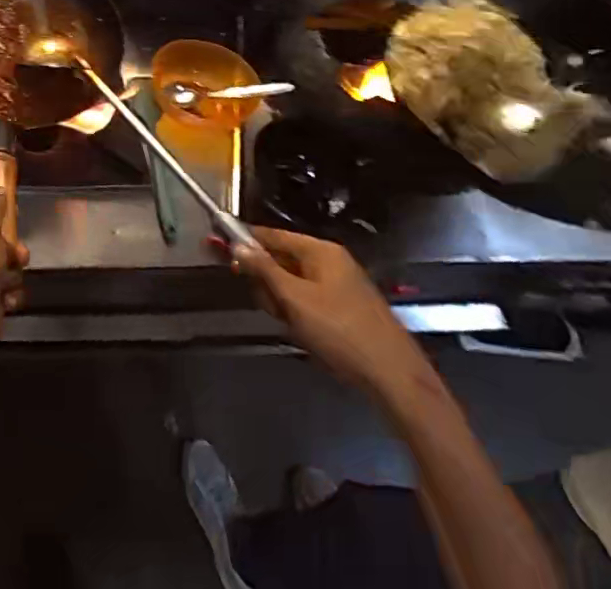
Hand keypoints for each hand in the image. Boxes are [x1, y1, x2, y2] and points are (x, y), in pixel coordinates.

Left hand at [0, 198, 28, 352]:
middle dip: (15, 253)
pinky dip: (11, 296)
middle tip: (18, 258)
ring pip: (11, 268)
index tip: (14, 223)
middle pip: (3, 244)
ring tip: (6, 284)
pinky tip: (5, 301)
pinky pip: (10, 290)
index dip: (3, 221)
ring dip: (14, 277)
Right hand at [233, 226, 433, 402]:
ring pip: (290, 285)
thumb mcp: (294, 298)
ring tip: (292, 325)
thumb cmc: (340, 331)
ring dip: (282, 304)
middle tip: (271, 306)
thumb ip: (263, 269)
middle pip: (280, 261)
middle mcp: (330, 262)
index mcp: (321, 251)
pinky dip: (298, 315)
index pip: (272, 235)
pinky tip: (304, 334)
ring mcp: (338, 286)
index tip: (218, 247)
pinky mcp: (342, 309)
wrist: (391, 375)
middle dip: (267, 283)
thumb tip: (238, 245)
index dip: (245, 242)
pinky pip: (306, 302)